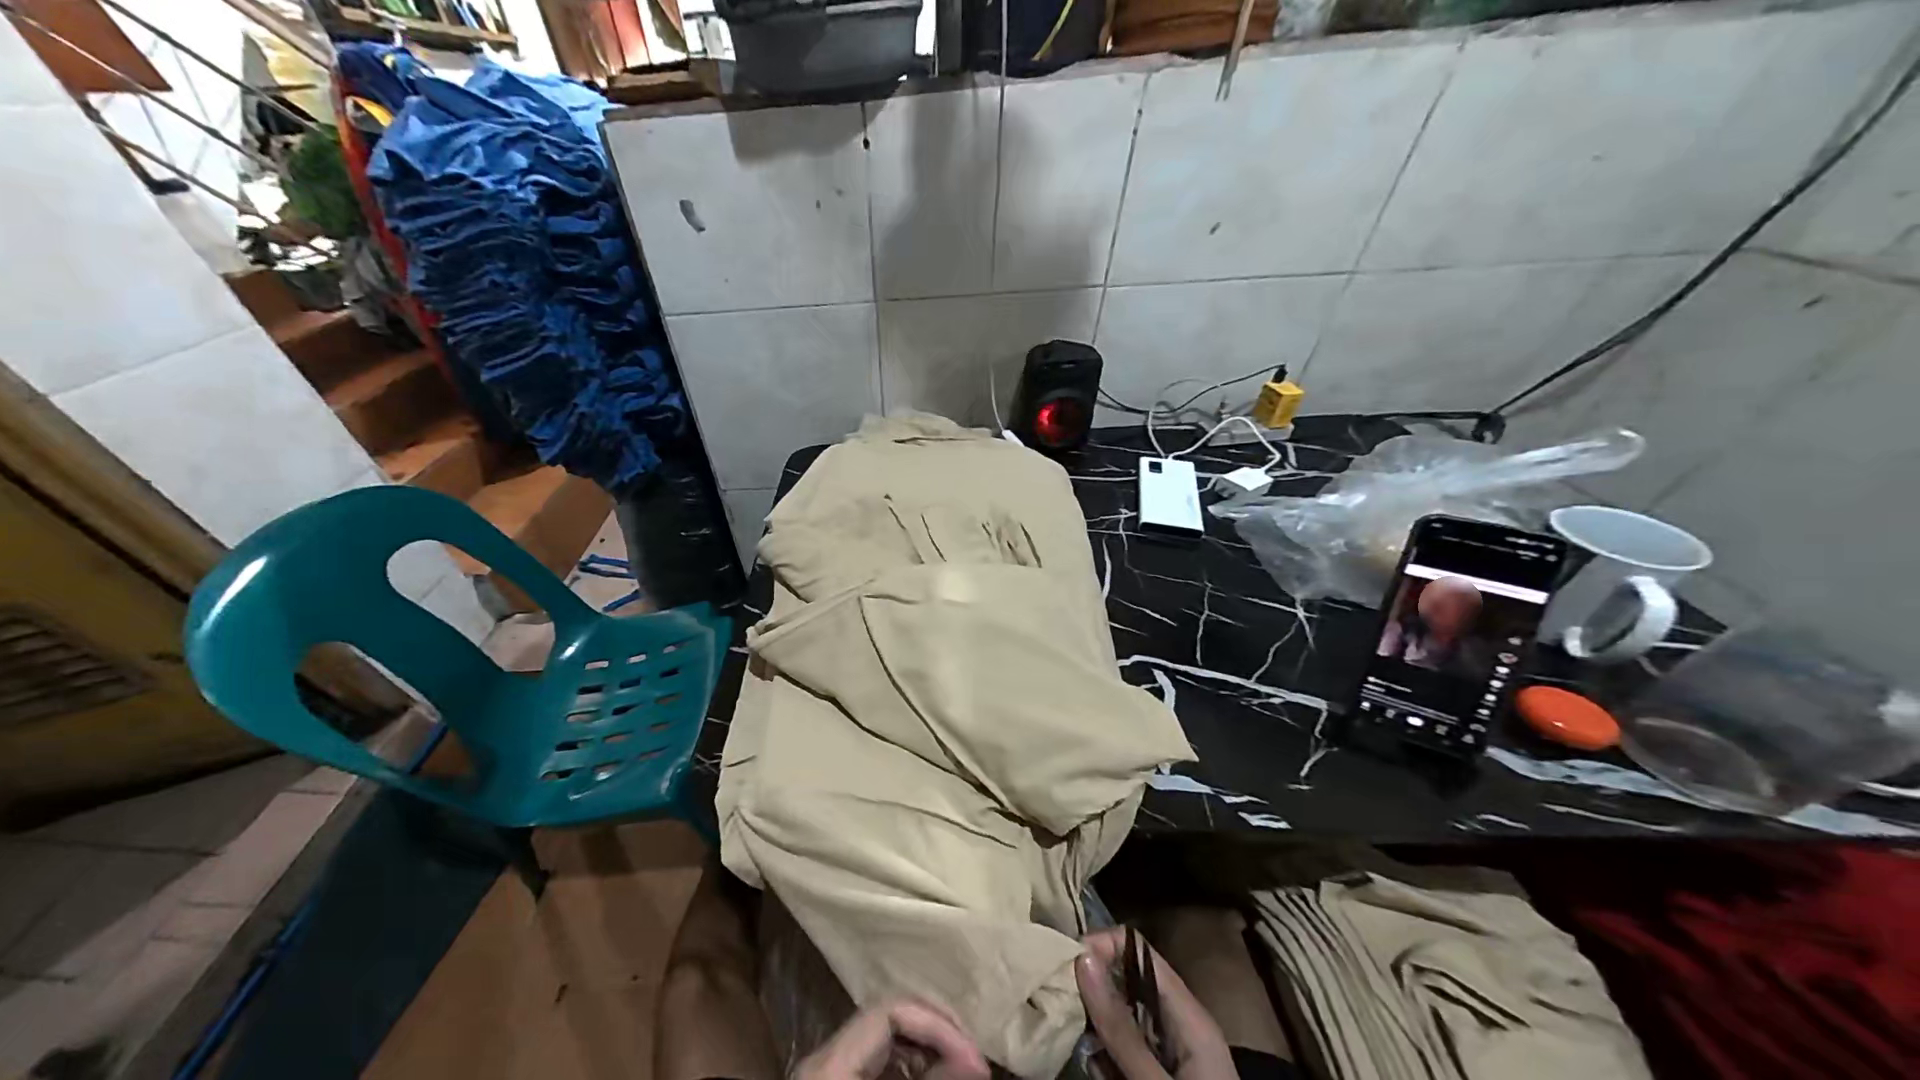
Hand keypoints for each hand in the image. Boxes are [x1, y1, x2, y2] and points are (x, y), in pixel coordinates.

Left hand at [793, 1000, 990, 1079]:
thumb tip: (973, 1063)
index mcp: (830, 1065)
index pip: (890, 1012)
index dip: (937, 1026)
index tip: (975, 1060)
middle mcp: (825, 1061)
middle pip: (888, 1022)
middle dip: (937, 1036)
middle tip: (974, 1063)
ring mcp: (829, 1077)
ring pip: (885, 1044)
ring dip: (927, 1053)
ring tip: (960, 1073)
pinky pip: (878, 1068)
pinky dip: (910, 1072)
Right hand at [1076, 929, 1236, 1079]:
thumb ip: (1121, 1027)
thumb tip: (1081, 957)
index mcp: (1188, 1015)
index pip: (1138, 950)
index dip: (1102, 946)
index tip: (1066, 966)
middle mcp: (1176, 1024)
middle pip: (1124, 980)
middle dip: (1090, 987)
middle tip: (1058, 1002)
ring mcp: (1165, 1052)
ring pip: (1117, 1016)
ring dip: (1091, 1024)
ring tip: (1069, 1036)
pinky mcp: (1154, 1074)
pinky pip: (1119, 1050)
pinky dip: (1100, 1056)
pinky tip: (1091, 1069)